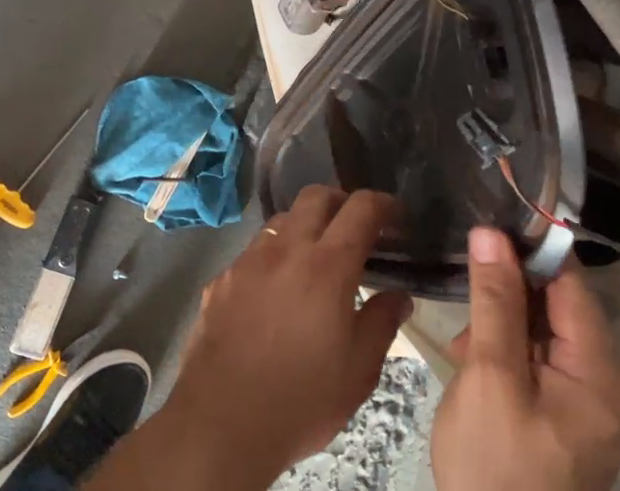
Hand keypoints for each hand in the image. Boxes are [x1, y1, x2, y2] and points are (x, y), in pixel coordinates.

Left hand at [157, 187, 414, 483]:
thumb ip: (382, 323)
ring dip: (305, 227)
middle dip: (341, 201)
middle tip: (357, 227)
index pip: (361, 209)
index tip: (396, 215)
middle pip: (315, 197)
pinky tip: (277, 292)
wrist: (222, 421)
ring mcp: (247, 262)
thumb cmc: (302, 399)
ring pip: (281, 221)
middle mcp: (285, 251)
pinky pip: (254, 253)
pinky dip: (274, 257)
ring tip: (316, 259)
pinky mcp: (221, 280)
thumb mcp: (359, 370)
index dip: (384, 204)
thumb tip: (398, 295)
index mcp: (327, 267)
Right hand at [432, 227, 619, 490]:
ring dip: (502, 328)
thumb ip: (494, 301)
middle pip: (559, 309)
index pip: (571, 286)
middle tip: (464, 306)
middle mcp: (607, 385)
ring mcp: (587, 407)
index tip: (487, 225)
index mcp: (602, 373)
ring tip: (464, 350)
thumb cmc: (494, 463)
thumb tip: (490, 233)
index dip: (530, 250)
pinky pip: (540, 366)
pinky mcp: (565, 421)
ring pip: (544, 336)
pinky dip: (506, 358)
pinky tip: (475, 370)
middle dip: (509, 297)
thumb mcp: (489, 375)